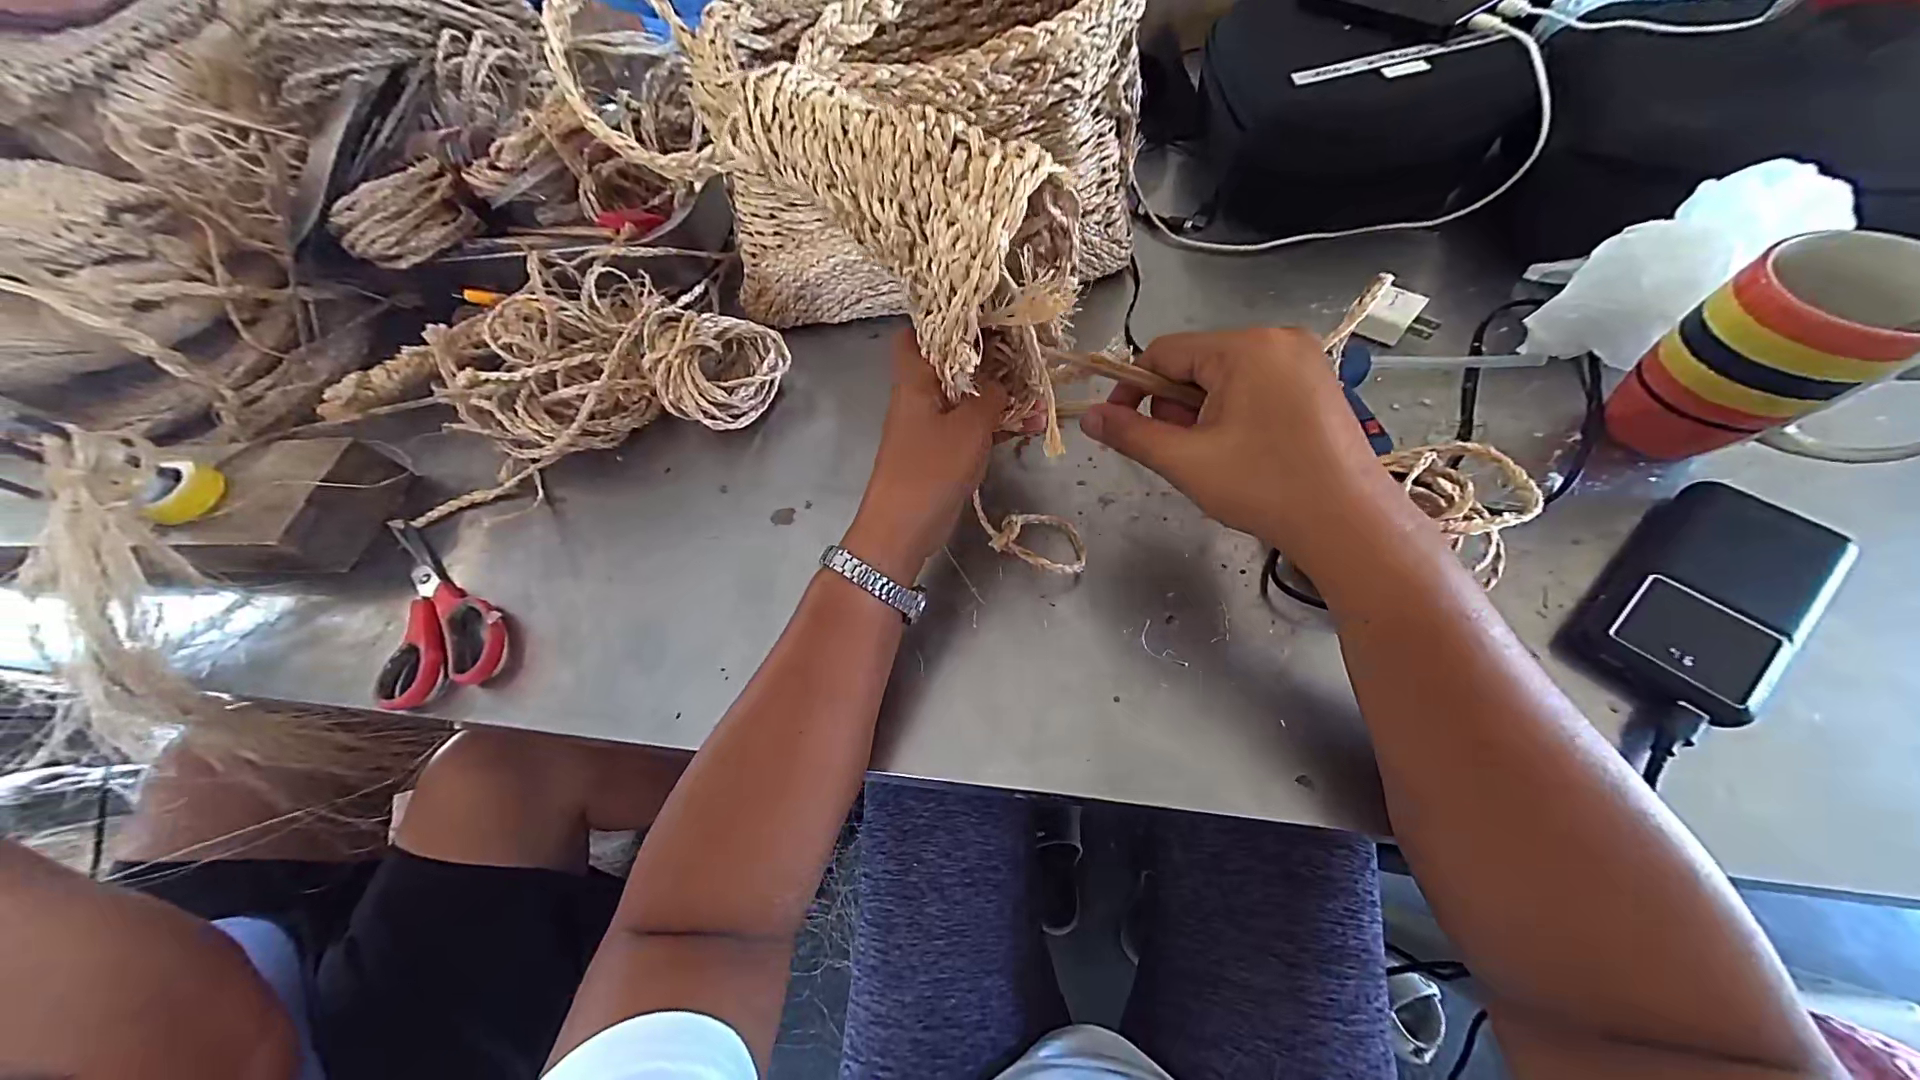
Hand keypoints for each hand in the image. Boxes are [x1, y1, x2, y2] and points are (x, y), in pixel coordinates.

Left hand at [842, 332, 1008, 580]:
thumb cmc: (930, 469)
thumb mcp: (969, 427)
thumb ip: (991, 397)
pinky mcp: (943, 452)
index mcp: (915, 379)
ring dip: (1001, 396)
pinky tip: (1030, 424)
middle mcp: (920, 396)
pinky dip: (997, 425)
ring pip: (968, 397)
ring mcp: (931, 425)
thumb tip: (1003, 382)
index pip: (917, 332)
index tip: (982, 312)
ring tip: (1039, 397)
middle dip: (989, 358)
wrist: (903, 529)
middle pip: (952, 363)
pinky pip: (973, 427)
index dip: (944, 318)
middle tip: (1024, 352)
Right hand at [1079, 327, 1409, 567]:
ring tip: (1214, 457)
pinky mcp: (1316, 384)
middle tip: (1181, 452)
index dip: (1131, 388)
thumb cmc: (1263, 486)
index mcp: (1245, 347)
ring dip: (1201, 414)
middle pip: (1194, 363)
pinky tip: (1241, 451)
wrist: (1348, 523)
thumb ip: (1130, 433)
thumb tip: (1089, 417)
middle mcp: (1277, 339)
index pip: (1162, 351)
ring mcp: (1303, 360)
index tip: (1120, 427)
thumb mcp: (1185, 460)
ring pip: (1222, 378)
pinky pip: (1253, 387)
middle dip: (1173, 406)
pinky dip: (1231, 414)